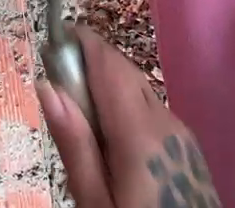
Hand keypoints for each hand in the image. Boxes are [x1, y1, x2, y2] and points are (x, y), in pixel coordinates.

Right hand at [37, 27, 221, 207]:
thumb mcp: (95, 203)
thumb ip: (74, 143)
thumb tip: (46, 84)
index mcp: (141, 131)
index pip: (106, 60)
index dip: (77, 41)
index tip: (48, 47)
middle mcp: (166, 120)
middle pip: (122, 69)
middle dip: (88, 66)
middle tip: (58, 97)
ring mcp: (182, 134)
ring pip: (136, 89)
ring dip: (105, 90)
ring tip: (82, 129)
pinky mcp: (188, 149)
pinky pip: (150, 111)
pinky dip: (124, 110)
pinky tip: (111, 146)